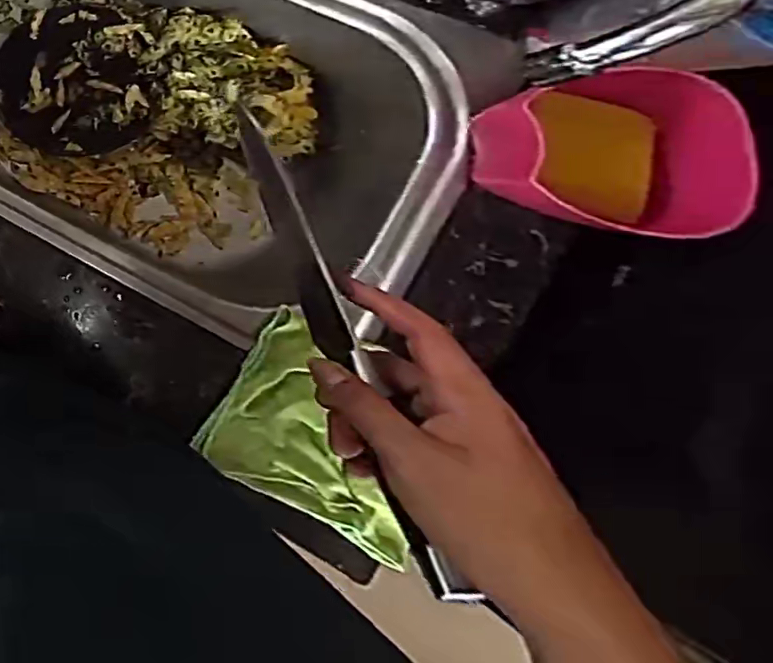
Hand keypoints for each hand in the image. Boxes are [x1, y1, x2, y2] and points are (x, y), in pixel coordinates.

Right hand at [311, 282, 674, 662]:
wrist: (559, 598)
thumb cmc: (491, 523)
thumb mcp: (408, 457)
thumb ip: (360, 406)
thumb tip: (323, 367)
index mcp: (466, 397)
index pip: (421, 330)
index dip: (383, 302)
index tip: (347, 285)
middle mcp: (469, 410)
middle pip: (396, 375)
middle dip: (353, 390)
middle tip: (331, 416)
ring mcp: (469, 439)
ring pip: (397, 410)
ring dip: (363, 426)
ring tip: (353, 457)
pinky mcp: (466, 466)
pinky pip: (410, 439)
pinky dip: (382, 449)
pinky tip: (372, 473)